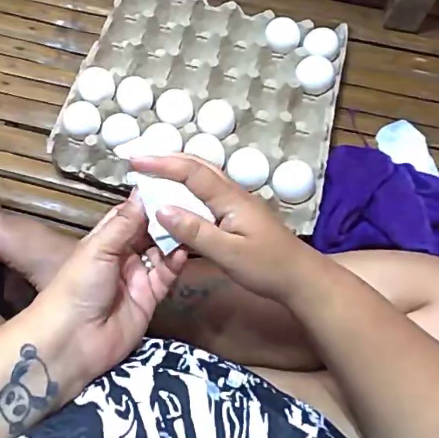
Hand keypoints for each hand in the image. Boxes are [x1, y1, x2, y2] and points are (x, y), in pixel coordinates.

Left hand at [34, 193, 187, 377]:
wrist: (72, 341)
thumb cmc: (76, 286)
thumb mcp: (98, 248)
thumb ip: (124, 223)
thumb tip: (143, 192)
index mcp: (105, 238)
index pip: (131, 213)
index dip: (149, 200)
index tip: (172, 183)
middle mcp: (122, 254)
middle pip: (149, 231)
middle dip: (166, 218)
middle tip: (190, 201)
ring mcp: (137, 276)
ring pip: (161, 251)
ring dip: (174, 238)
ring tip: (191, 223)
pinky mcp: (149, 298)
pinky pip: (166, 276)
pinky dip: (175, 263)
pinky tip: (184, 251)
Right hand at [129, 154, 328, 304]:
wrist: (303, 279)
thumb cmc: (268, 268)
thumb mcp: (228, 254)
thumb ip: (194, 231)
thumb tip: (161, 209)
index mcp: (230, 199)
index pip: (191, 172)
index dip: (162, 164)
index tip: (136, 160)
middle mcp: (233, 193)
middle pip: (196, 165)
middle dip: (165, 158)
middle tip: (138, 160)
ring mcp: (236, 202)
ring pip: (202, 176)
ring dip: (175, 170)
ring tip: (150, 173)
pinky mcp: (236, 213)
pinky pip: (205, 191)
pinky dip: (185, 186)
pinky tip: (175, 197)